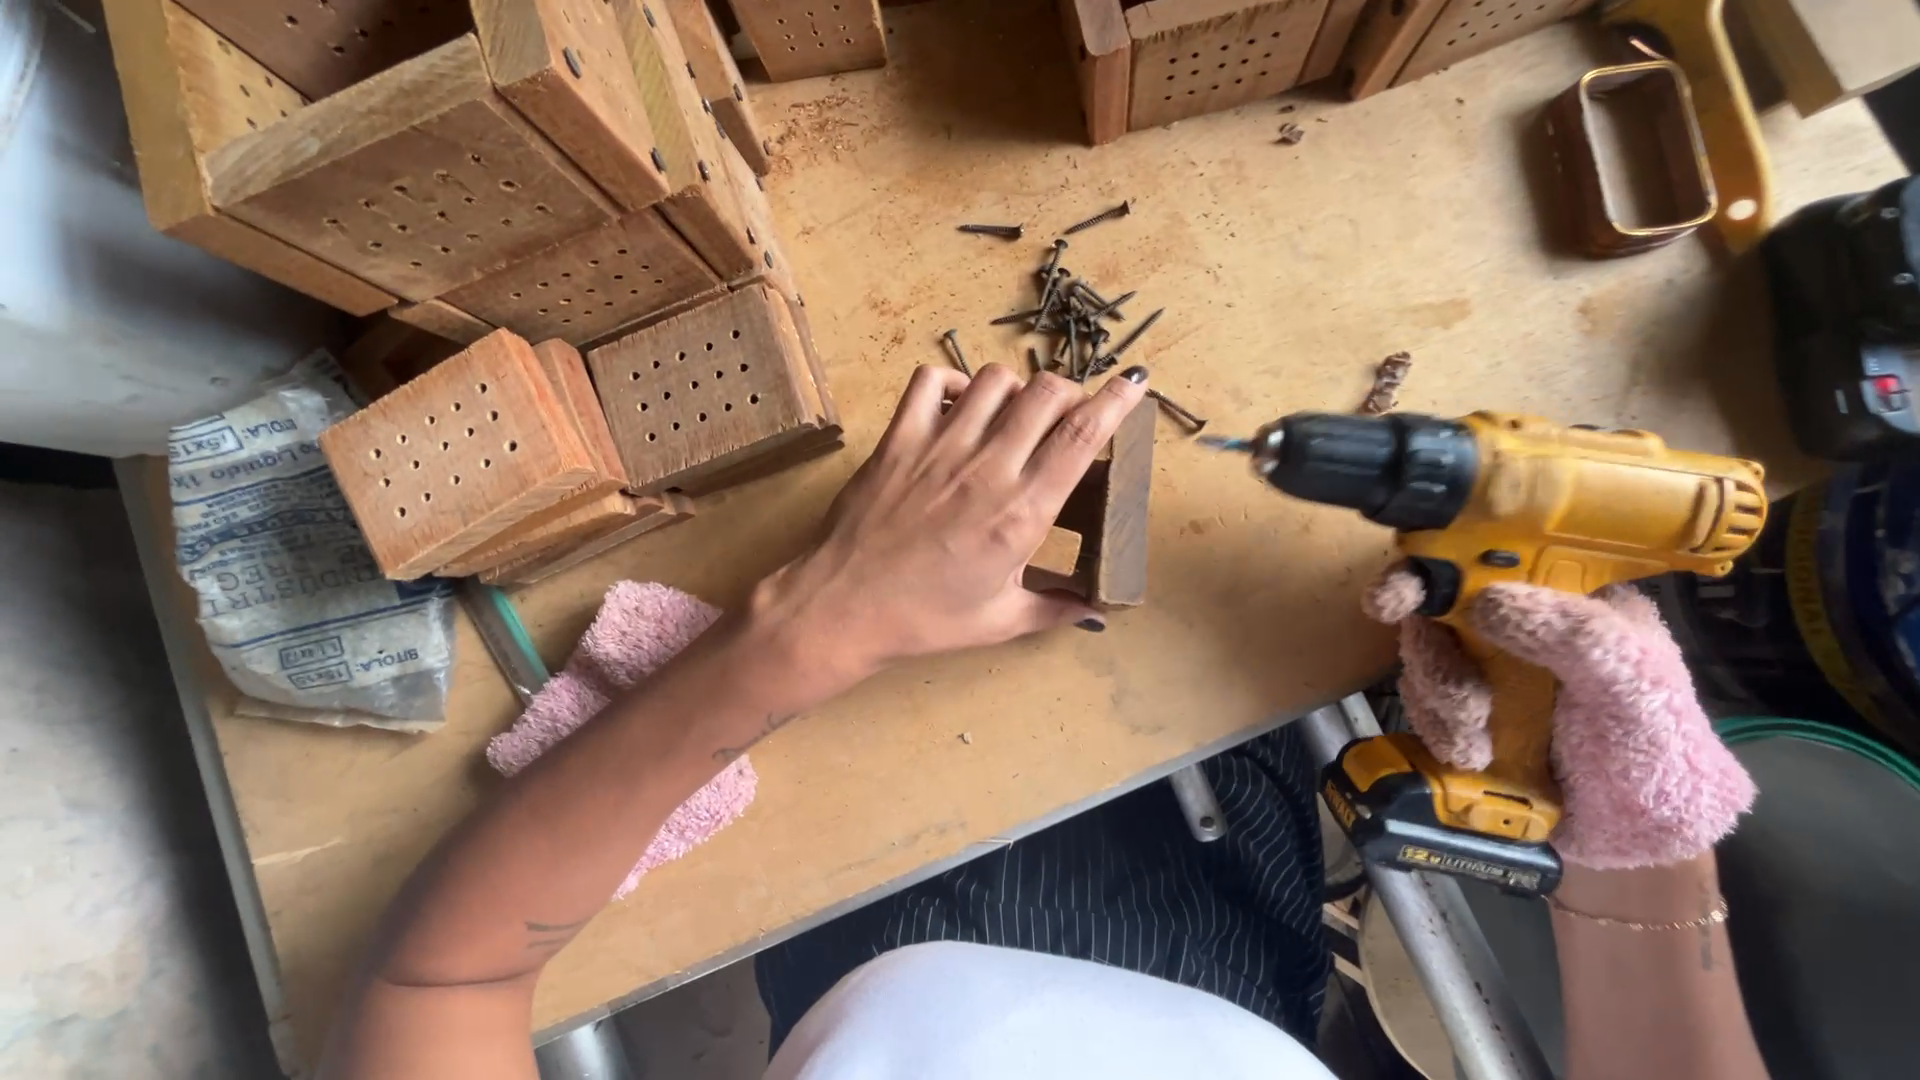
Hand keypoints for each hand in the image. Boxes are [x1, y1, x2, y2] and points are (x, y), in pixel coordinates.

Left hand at [748, 363, 1150, 698]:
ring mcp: (939, 447)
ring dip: (1016, 387)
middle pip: (1046, 394)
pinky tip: (958, 405)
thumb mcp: (1000, 621)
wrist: (843, 607)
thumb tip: (1096, 609)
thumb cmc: (925, 619)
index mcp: (1022, 512)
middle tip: (1069, 412)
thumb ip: (1056, 608)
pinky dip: (952, 381)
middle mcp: (987, 468)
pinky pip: (929, 381)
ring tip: (1014, 412)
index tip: (1134, 383)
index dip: (1116, 401)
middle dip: (1071, 391)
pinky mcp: (898, 439)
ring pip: (994, 380)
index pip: (1081, 436)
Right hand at [1364, 571, 1755, 868]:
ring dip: (1439, 704)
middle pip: (1437, 612)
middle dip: (1436, 659)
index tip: (1398, 596)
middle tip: (1461, 701)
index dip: (1434, 566)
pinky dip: (1434, 730)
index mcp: (1564, 600)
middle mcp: (1516, 626)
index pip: (1491, 558)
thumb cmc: (1658, 755)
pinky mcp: (1461, 710)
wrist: (1639, 842)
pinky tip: (1468, 755)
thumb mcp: (1635, 689)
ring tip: (1477, 745)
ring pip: (1424, 660)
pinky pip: (1421, 703)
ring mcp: (1484, 669)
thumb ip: (1577, 639)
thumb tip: (1487, 602)